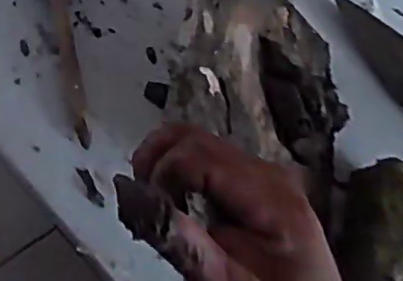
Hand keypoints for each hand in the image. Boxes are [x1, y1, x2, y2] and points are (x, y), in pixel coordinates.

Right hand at [132, 125, 340, 280]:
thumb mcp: (226, 278)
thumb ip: (182, 241)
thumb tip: (129, 194)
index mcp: (273, 199)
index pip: (195, 155)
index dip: (162, 173)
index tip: (153, 207)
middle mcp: (269, 173)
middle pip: (190, 138)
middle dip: (155, 160)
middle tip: (145, 195)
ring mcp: (261, 169)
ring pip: (190, 137)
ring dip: (161, 158)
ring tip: (155, 192)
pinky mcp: (250, 173)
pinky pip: (200, 149)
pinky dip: (174, 161)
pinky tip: (174, 191)